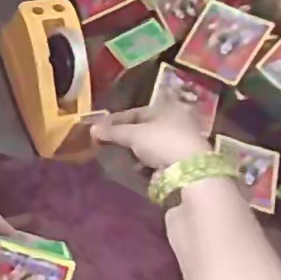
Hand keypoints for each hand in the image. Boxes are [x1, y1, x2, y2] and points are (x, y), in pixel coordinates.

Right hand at [91, 105, 212, 169]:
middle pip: (142, 127)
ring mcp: (178, 141)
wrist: (188, 170)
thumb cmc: (162, 142)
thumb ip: (113, 131)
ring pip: (148, 143)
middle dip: (124, 136)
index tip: (99, 128)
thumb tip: (92, 129)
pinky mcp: (178, 159)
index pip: (136, 111)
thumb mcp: (134, 134)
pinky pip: (155, 157)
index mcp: (167, 109)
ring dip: (133, 150)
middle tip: (105, 142)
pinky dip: (143, 161)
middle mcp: (175, 122)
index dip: (116, 119)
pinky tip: (133, 166)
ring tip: (117, 156)